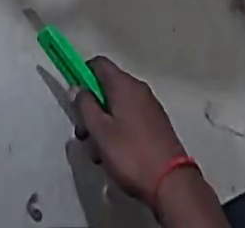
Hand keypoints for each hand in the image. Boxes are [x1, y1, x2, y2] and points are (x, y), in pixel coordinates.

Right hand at [73, 58, 185, 204]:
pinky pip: (129, 117)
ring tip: (98, 154)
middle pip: (107, 87)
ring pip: (117, 106)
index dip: (82, 75)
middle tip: (83, 136)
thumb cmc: (130, 153)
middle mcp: (138, 88)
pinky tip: (114, 156)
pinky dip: (118, 130)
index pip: (99, 64)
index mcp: (124, 84)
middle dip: (91, 109)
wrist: (170, 181)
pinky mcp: (155, 123)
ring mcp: (149, 105)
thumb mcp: (100, 131)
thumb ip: (85, 107)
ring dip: (103, 125)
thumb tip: (76, 87)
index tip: (74, 98)